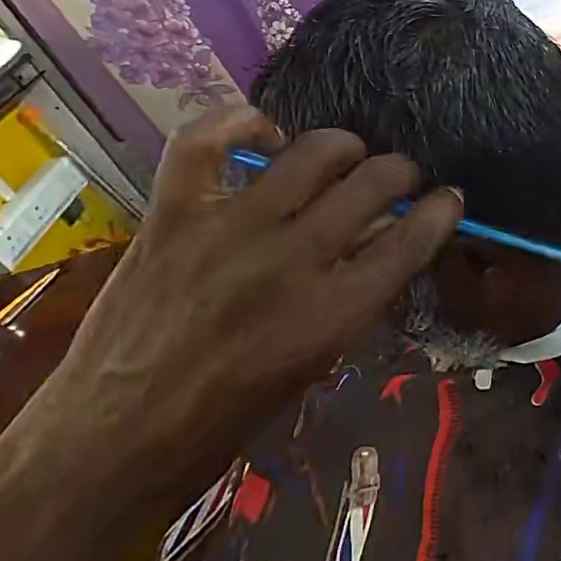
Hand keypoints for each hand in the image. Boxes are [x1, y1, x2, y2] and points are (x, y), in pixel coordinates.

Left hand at [0, 107, 461, 512]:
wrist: (112, 439)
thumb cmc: (221, 422)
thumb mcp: (309, 366)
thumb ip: (350, 298)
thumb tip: (382, 242)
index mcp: (330, 315)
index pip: (409, 243)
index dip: (439, 212)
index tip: (448, 197)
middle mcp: (289, 261)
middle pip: (370, 186)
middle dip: (400, 172)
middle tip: (398, 175)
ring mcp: (229, 228)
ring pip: (310, 152)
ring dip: (343, 146)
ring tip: (345, 152)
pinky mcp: (174, 212)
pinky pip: (206, 139)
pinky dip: (239, 121)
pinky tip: (263, 131)